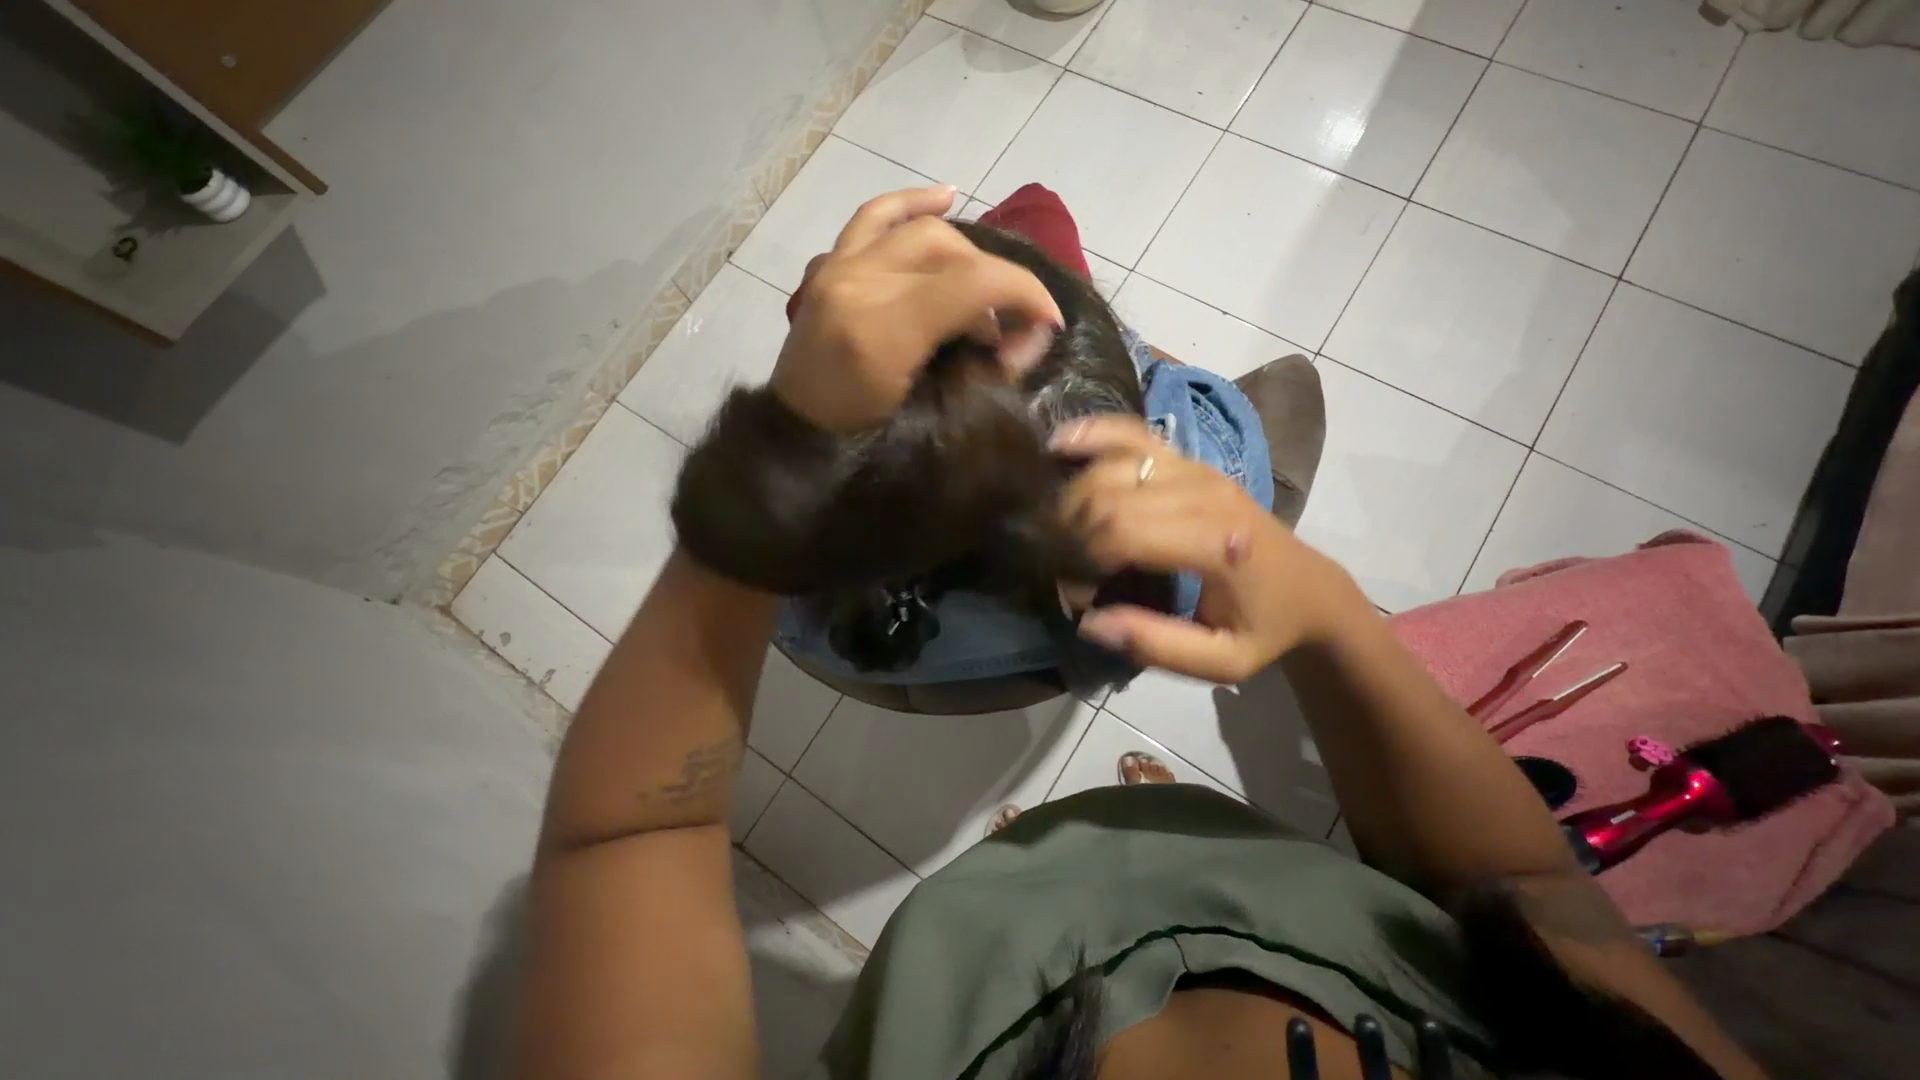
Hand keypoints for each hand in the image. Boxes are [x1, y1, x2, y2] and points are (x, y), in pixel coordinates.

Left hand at [770, 186, 1064, 431]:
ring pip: (920, 232)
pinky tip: (946, 198)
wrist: (796, 433)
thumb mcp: (931, 413)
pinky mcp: (828, 266)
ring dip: (965, 253)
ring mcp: (839, 269)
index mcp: (883, 330)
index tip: (1047, 320)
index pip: (972, 283)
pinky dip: (910, 203)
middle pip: (951, 252)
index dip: (1024, 293)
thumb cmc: (864, 438)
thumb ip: (983, 367)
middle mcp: (859, 285)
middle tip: (1006, 324)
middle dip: (995, 282)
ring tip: (985, 284)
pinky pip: (872, 216)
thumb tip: (1030, 333)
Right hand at [1054, 415, 1355, 682]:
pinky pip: (1134, 435)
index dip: (1082, 562)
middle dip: (1071, 532)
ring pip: (1112, 465)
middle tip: (1065, 569)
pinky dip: (1095, 433)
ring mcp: (1197, 468)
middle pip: (1108, 495)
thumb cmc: (1264, 628)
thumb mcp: (1222, 660)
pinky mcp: (1190, 460)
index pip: (1122, 532)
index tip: (1075, 597)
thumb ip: (1157, 644)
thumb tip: (1088, 622)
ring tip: (1062, 532)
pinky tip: (1060, 442)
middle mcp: (1205, 493)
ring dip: (1074, 495)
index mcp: (1217, 542)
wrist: (1311, 590)